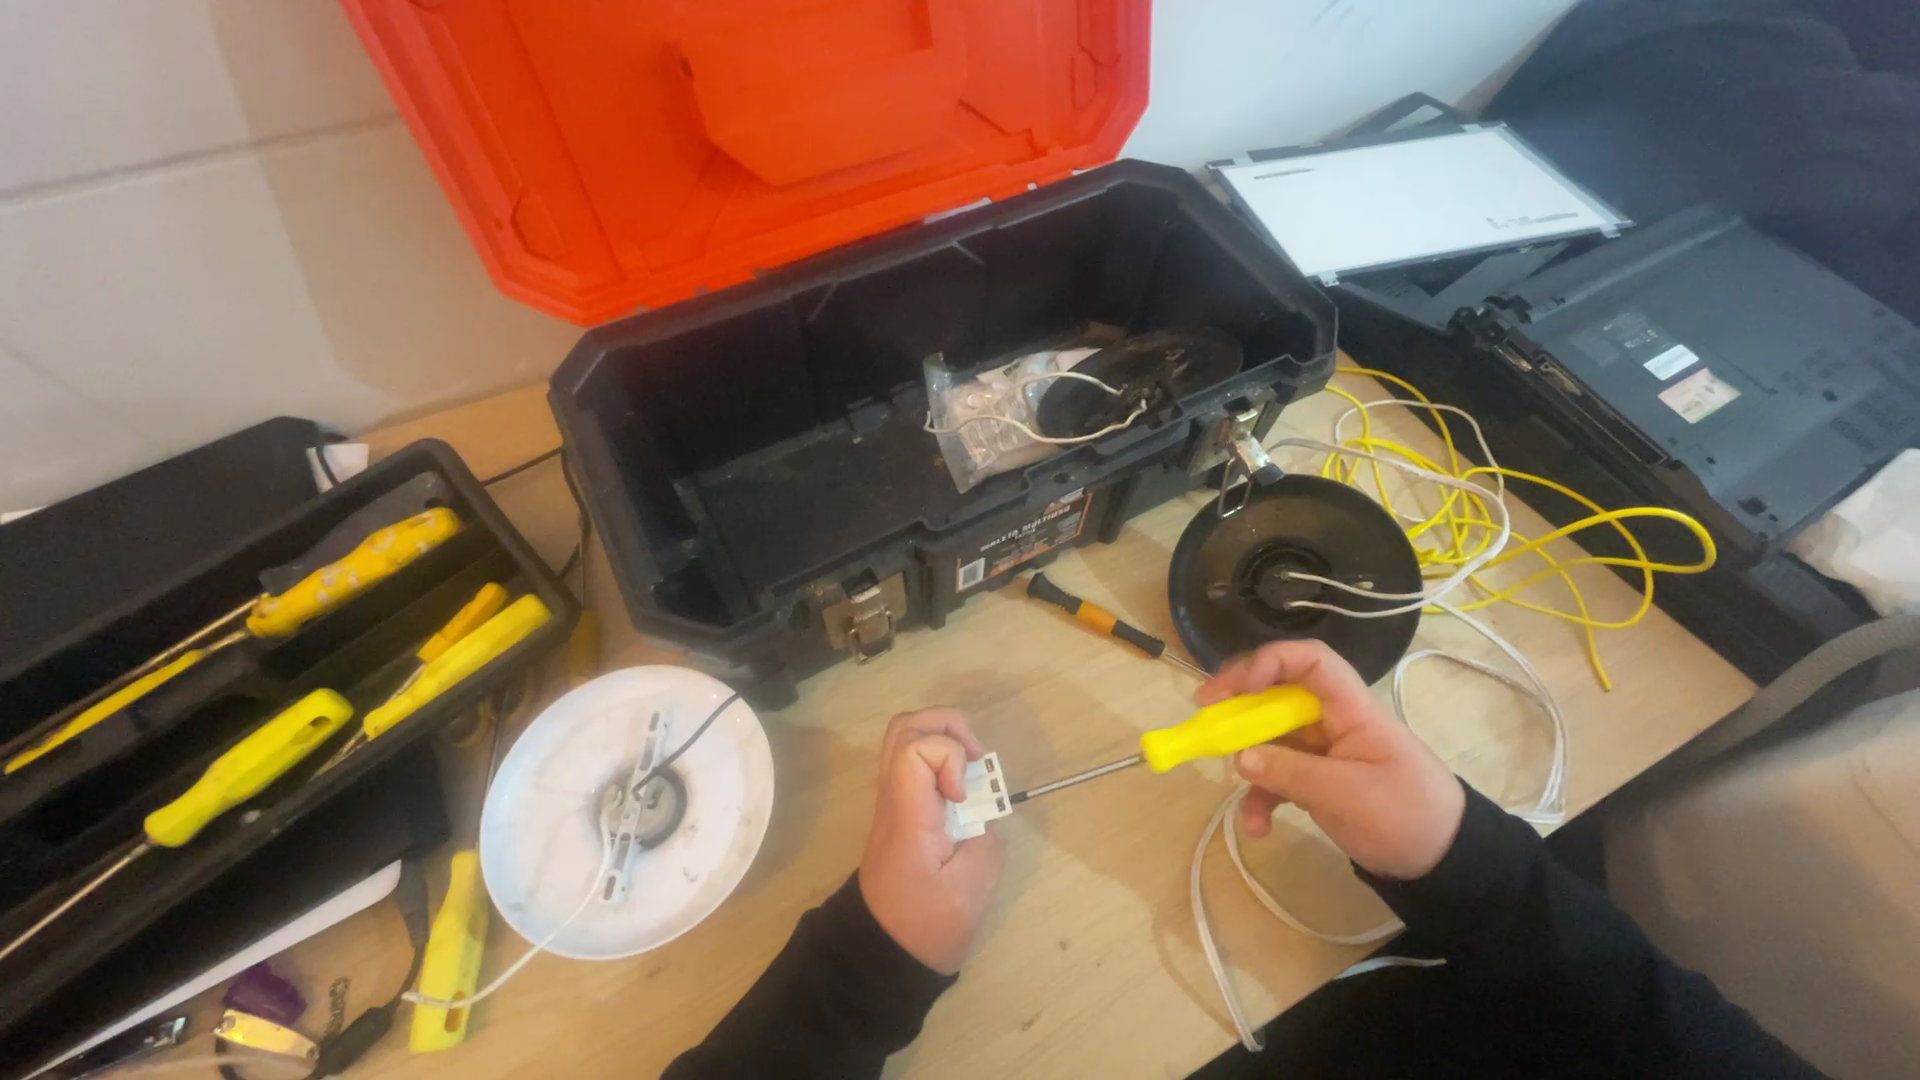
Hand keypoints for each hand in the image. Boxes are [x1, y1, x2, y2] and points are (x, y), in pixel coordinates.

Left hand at [858, 708, 1005, 974]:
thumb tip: (984, 817)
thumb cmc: (927, 926)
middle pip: (905, 726)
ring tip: (972, 770)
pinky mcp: (898, 808)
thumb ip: (987, 843)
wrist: (883, 951)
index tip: (963, 798)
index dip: (949, 756)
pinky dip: (939, 758)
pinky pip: (912, 759)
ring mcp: (891, 799)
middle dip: (948, 726)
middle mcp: (893, 797)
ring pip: (905, 737)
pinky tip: (961, 789)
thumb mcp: (972, 891)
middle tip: (976, 761)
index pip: (915, 748)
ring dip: (944, 738)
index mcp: (907, 814)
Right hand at [1203, 641, 1465, 879]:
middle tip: (1204, 713)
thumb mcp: (1349, 795)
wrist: (1445, 864)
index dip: (1269, 662)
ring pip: (1268, 737)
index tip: (1233, 688)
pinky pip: (1275, 775)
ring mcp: (1320, 750)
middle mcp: (1330, 720)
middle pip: (1276, 694)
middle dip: (1238, 703)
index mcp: (1350, 709)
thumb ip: (1292, 773)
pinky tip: (1257, 825)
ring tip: (1229, 780)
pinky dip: (1261, 797)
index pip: (1309, 662)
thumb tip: (1239, 758)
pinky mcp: (1314, 779)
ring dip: (1246, 759)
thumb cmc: (1408, 815)